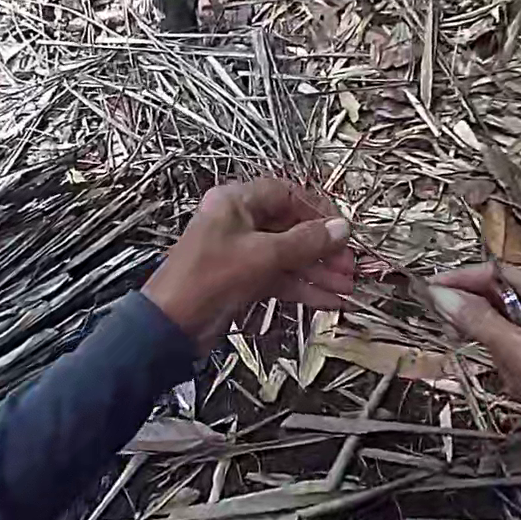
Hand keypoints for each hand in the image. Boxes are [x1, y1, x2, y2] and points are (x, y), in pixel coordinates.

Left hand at [143, 179, 355, 346]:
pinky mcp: (242, 278)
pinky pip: (278, 277)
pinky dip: (302, 288)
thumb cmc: (210, 278)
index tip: (343, 229)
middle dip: (322, 247)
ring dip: (317, 271)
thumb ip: (305, 242)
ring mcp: (240, 252)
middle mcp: (238, 222)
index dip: (317, 209)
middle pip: (290, 227)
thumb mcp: (262, 255)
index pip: (285, 194)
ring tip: (347, 287)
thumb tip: (342, 228)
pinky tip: (328, 301)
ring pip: (287, 255)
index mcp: (235, 202)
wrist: (171, 325)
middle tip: (349, 265)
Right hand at [427, 264, 520, 447]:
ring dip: (498, 348)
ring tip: (510, 373)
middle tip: (454, 333)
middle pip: (501, 299)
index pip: (499, 274)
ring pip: (507, 326)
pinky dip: (510, 362)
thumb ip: (480, 322)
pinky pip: (519, 348)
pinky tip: (520, 382)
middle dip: (479, 319)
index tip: (431, 290)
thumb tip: (441, 295)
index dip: (461, 280)